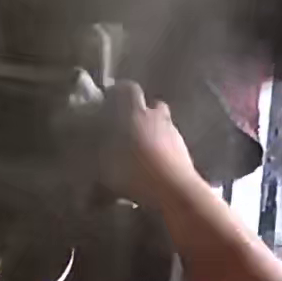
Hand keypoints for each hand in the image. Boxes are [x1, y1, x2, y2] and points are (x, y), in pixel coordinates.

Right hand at [104, 80, 206, 206]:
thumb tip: (96, 148)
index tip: (110, 100)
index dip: (118, 92)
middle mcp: (156, 117)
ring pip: (163, 124)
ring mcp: (174, 132)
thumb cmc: (133, 173)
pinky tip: (155, 164)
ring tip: (143, 149)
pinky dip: (164, 148)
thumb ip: (100, 154)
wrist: (173, 190)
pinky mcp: (185, 149)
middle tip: (129, 127)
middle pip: (152, 105)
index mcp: (134, 114)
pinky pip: (171, 142)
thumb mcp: (104, 167)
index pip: (128, 90)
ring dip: (154, 131)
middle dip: (142, 112)